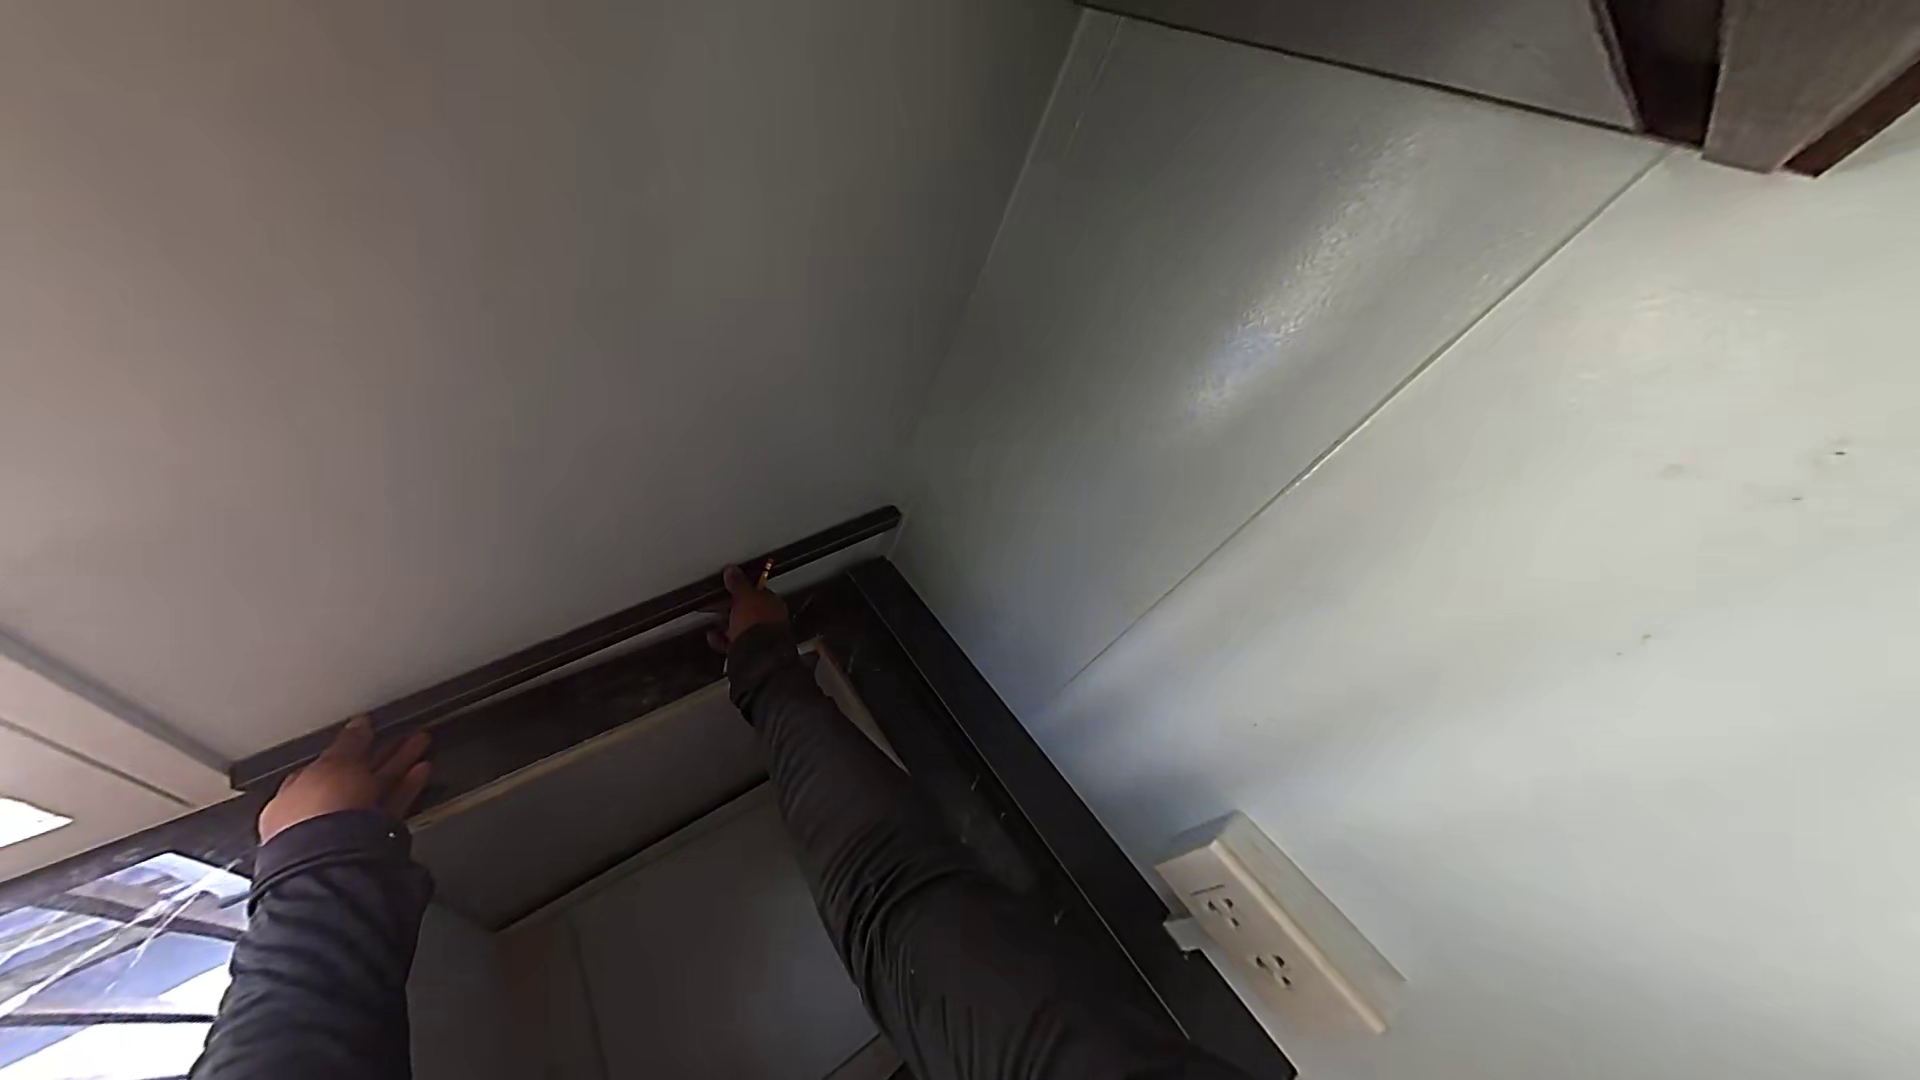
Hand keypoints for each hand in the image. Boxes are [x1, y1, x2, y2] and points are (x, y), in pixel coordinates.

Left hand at [257, 717, 431, 842]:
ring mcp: (347, 823)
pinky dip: (408, 785)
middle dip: (383, 752)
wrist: (336, 855)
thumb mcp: (335, 764)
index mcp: (296, 794)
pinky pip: (394, 802)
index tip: (372, 730)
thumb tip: (358, 724)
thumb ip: (350, 742)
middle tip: (405, 734)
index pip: (327, 762)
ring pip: (378, 786)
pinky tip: (422, 770)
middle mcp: (319, 811)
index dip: (352, 744)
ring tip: (421, 743)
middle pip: (357, 774)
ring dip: (400, 764)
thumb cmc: (319, 811)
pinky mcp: (373, 833)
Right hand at [706, 564, 788, 650]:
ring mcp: (760, 637)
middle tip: (712, 604)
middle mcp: (770, 620)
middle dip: (729, 606)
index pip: (755, 591)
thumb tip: (732, 571)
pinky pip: (733, 642)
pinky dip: (721, 639)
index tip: (724, 586)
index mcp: (773, 604)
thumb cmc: (758, 626)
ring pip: (739, 626)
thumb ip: (737, 583)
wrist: (756, 656)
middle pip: (746, 609)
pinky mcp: (749, 652)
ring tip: (714, 621)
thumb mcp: (744, 597)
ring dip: (725, 623)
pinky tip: (713, 636)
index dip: (738, 588)